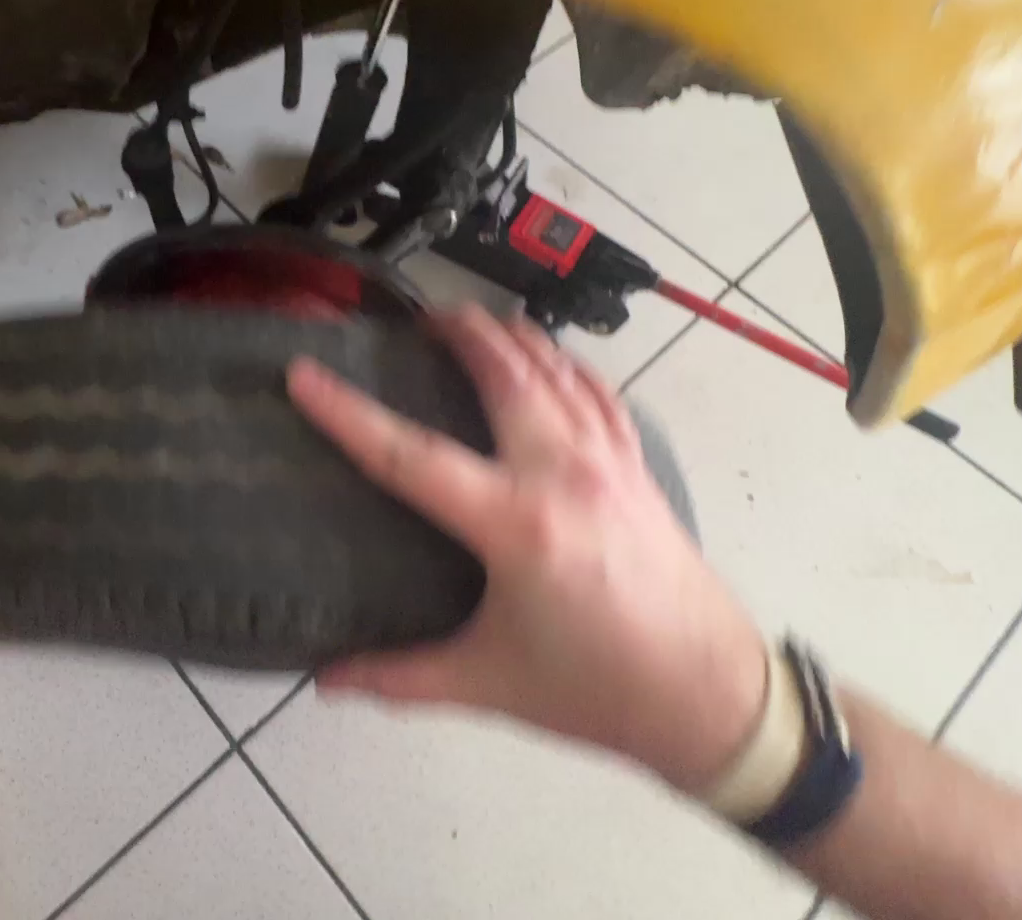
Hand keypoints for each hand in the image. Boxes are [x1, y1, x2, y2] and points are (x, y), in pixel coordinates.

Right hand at [286, 304, 766, 793]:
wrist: (719, 703)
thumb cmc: (595, 691)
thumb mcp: (486, 685)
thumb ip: (397, 679)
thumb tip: (321, 681)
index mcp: (515, 525)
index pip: (409, 456)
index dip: (346, 414)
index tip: (302, 376)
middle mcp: (562, 474)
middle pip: (503, 376)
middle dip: (458, 332)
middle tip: (416, 318)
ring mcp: (608, 462)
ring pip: (554, 371)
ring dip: (510, 336)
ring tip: (472, 321)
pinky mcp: (637, 467)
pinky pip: (596, 393)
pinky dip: (564, 363)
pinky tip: (547, 357)